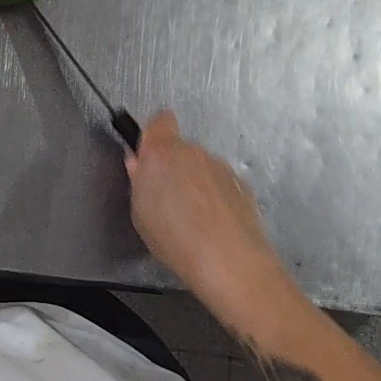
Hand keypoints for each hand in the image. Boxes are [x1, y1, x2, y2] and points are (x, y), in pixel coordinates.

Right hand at [125, 110, 290, 297]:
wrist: (227, 259)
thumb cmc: (174, 237)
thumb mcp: (140, 212)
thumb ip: (139, 181)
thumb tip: (139, 165)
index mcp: (161, 153)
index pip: (159, 122)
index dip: (153, 135)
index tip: (148, 156)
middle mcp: (193, 152)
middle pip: (180, 149)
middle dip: (173, 167)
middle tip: (165, 199)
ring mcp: (220, 167)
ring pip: (201, 167)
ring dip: (195, 184)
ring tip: (190, 219)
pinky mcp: (241, 184)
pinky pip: (220, 184)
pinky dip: (215, 198)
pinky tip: (212, 225)